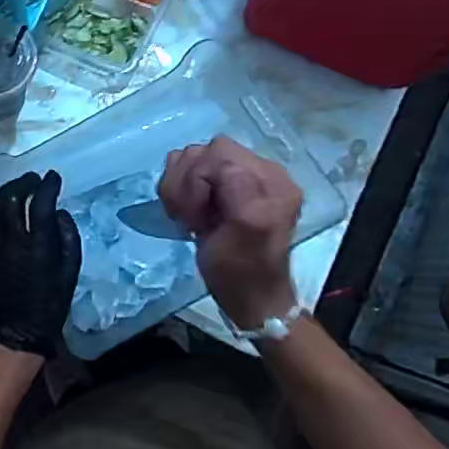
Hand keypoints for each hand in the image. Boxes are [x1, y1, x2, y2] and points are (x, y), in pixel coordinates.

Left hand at [0, 171, 81, 356]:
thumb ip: (68, 238)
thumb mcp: (70, 273)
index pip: (40, 204)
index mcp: (38, 246)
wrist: (16, 326)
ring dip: (7, 191)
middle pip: (12, 198)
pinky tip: (3, 204)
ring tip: (19, 186)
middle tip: (33, 178)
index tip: (53, 177)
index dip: (47, 186)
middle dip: (23, 183)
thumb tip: (59, 212)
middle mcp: (11, 240)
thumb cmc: (49, 301)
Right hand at [157, 136, 301, 330]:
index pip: (218, 153)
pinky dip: (177, 189)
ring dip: (179, 189)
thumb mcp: (247, 229)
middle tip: (190, 218)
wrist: (247, 297)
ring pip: (189, 157)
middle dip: (185, 185)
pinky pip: (185, 167)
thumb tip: (219, 162)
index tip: (196, 217)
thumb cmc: (243, 270)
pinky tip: (187, 211)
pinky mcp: (220, 184)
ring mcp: (237, 177)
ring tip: (188, 217)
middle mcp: (258, 170)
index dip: (196, 182)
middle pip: (202, 152)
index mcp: (271, 179)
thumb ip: (240, 187)